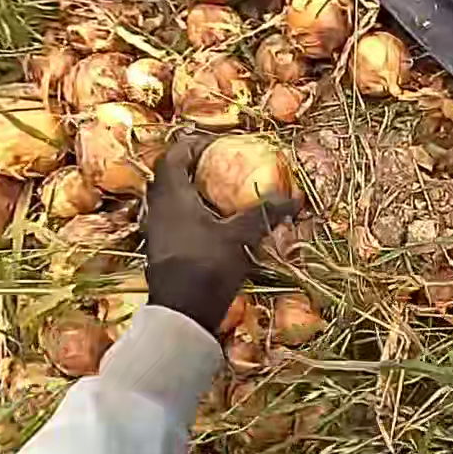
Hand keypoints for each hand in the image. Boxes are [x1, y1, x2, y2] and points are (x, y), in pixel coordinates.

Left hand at [143, 134, 299, 333]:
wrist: (183, 312)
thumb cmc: (208, 265)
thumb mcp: (241, 235)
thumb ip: (265, 213)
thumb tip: (295, 199)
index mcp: (172, 196)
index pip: (175, 156)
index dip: (193, 144)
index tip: (215, 141)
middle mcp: (158, 208)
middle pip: (170, 175)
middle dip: (192, 165)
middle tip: (217, 161)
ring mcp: (157, 230)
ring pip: (171, 198)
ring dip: (191, 188)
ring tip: (217, 189)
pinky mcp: (162, 248)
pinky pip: (174, 217)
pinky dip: (191, 210)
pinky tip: (213, 220)